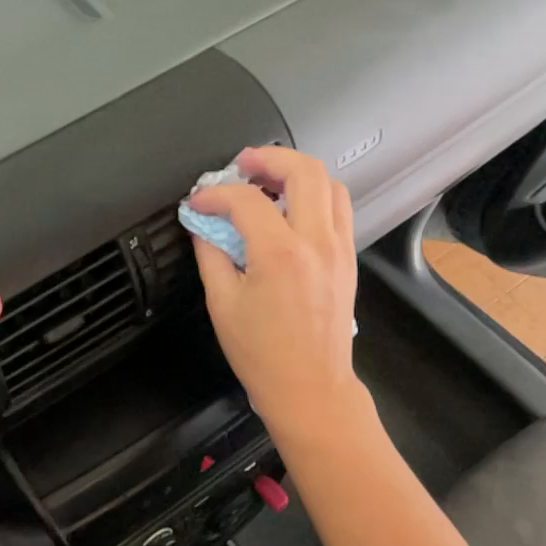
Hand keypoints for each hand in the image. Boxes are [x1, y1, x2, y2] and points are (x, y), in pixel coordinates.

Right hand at [189, 147, 365, 427]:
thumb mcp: (223, 305)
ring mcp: (338, 249)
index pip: (245, 200)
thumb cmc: (264, 356)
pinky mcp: (346, 260)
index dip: (215, 194)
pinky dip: (314, 196)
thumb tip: (204, 227)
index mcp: (280, 255)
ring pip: (329, 183)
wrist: (309, 387)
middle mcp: (316, 243)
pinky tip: (290, 211)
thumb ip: (211, 256)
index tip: (199, 201)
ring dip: (297, 172)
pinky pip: (338, 209)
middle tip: (242, 165)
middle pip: (303, 170)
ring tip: (268, 182)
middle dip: (269, 158)